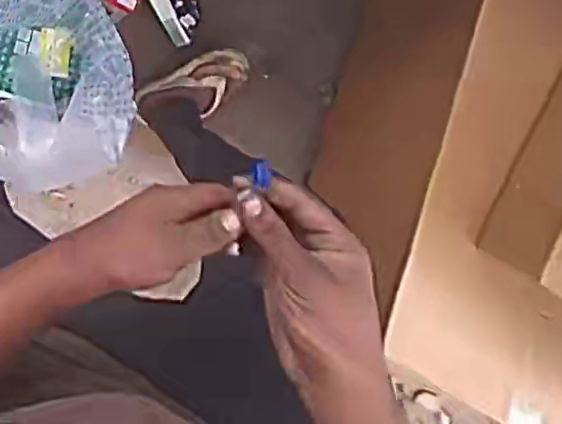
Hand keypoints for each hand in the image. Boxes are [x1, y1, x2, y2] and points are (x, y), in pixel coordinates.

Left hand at [56, 184, 240, 297]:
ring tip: (239, 244)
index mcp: (173, 195)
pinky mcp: (147, 225)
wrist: (89, 263)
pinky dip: (199, 232)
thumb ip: (208, 231)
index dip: (242, 201)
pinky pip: (182, 222)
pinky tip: (207, 249)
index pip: (216, 189)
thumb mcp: (177, 246)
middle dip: (232, 213)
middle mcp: (164, 196)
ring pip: (194, 212)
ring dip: (216, 224)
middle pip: (206, 199)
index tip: (267, 216)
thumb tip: (239, 214)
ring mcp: (154, 209)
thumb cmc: (130, 254)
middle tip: (258, 235)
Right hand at [235, 177, 398, 423]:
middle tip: (227, 192)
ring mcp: (297, 261)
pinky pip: (259, 247)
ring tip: (224, 209)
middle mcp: (317, 247)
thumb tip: (250, 199)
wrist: (332, 382)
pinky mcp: (280, 276)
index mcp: (337, 241)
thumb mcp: (303, 276)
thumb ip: (273, 235)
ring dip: (247, 218)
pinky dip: (244, 238)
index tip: (242, 179)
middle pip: (282, 211)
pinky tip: (229, 232)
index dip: (270, 187)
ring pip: (268, 228)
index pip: (300, 201)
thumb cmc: (337, 336)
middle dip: (256, 201)